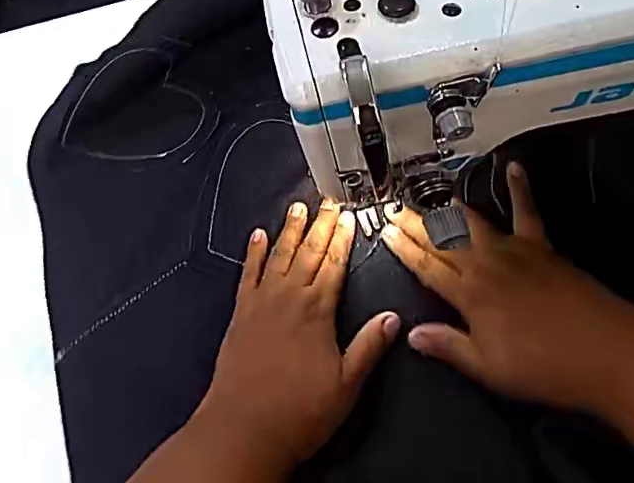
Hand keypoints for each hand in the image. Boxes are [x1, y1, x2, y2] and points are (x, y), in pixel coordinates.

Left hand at [191, 200, 399, 472]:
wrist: (241, 432)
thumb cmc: (295, 413)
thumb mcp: (345, 385)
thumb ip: (369, 347)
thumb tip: (392, 319)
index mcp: (317, 310)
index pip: (335, 263)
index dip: (344, 238)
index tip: (350, 217)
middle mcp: (290, 298)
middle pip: (310, 251)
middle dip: (322, 223)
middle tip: (330, 201)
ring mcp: (263, 303)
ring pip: (280, 254)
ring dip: (290, 229)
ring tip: (298, 206)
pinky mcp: (241, 314)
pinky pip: (248, 274)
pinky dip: (254, 253)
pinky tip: (257, 236)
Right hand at [381, 163, 633, 412]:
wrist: (601, 349)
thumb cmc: (543, 367)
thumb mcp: (489, 369)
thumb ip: (449, 345)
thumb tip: (412, 333)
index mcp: (470, 295)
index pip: (427, 267)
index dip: (404, 249)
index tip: (385, 232)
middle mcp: (486, 264)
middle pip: (443, 239)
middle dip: (416, 224)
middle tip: (396, 209)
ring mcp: (514, 249)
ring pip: (473, 222)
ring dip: (450, 209)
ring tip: (431, 197)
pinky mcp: (540, 244)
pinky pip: (526, 210)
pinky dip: (519, 187)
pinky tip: (513, 167)